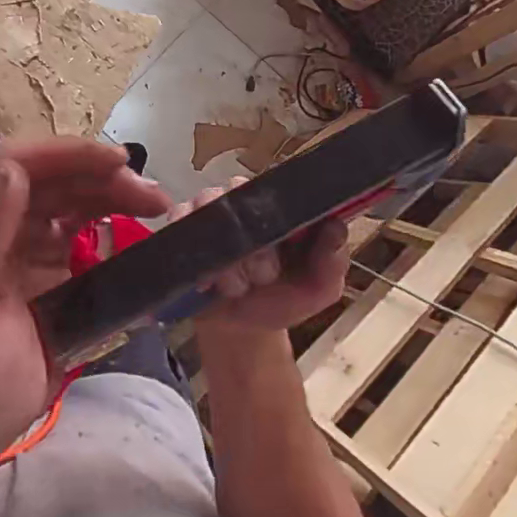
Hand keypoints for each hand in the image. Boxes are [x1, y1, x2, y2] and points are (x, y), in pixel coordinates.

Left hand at [0, 138, 170, 466]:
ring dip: (113, 191)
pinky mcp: (45, 260)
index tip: (116, 162)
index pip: (13, 165)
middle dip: (101, 174)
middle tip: (152, 195)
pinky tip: (139, 223)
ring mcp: (19, 240)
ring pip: (70, 195)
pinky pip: (81, 223)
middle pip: (50, 176)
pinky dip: (112, 216)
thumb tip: (10, 170)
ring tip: (157, 203)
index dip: (65, 154)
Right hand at [181, 178, 350, 334]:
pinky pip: (180, 220)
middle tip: (263, 278)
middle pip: (240, 192)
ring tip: (236, 286)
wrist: (241, 328)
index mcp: (282, 208)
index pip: (279, 187)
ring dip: (225, 253)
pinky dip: (193, 250)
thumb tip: (336, 227)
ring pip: (209, 205)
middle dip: (253, 243)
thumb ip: (332, 262)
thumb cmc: (284, 298)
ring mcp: (212, 211)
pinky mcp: (184, 227)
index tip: (285, 244)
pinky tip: (208, 281)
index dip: (280, 212)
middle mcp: (246, 201)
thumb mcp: (318, 289)